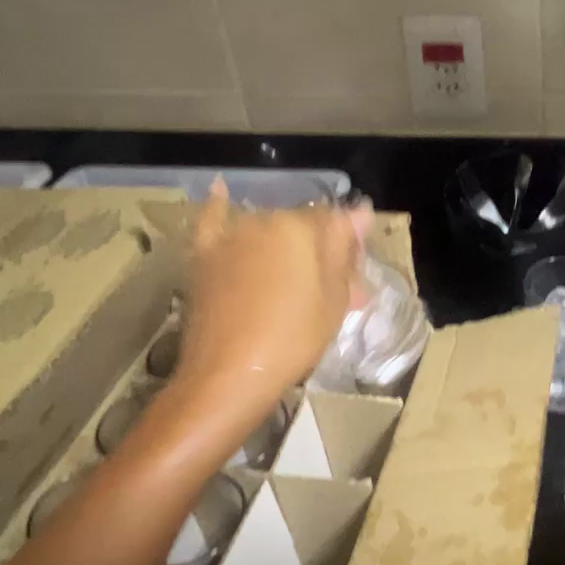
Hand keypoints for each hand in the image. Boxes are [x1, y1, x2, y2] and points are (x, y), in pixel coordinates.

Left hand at [171, 185, 372, 415]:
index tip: (354, 278)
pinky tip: (222, 189)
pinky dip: (219, 204)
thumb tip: (360, 212)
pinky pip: (213, 219)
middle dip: (318, 248)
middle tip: (327, 287)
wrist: (229, 374)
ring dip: (282, 242)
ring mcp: (231, 236)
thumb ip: (344, 251)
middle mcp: (265, 220)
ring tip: (291, 276)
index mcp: (303, 228)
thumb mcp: (334, 300)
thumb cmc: (293, 339)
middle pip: (302, 226)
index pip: (338, 225)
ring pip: (266, 228)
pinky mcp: (204, 255)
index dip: (349, 250)